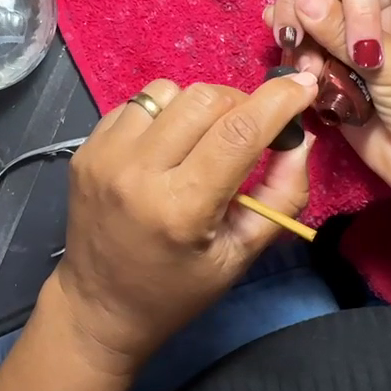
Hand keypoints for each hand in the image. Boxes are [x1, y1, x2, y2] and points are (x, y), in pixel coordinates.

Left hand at [52, 74, 319, 371]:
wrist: (99, 305)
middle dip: (239, 103)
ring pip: (168, 92)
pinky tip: (165, 147)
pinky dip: (162, 114)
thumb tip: (301, 136)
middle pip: (204, 98)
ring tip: (201, 140)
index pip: (238, 133)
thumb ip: (281, 195)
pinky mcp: (86, 148)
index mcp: (181, 208)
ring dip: (197, 107)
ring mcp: (105, 155)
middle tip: (249, 128)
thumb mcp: (240, 254)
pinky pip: (136, 104)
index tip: (303, 85)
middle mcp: (137, 172)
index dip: (278, 101)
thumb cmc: (178, 290)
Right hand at [267, 0, 390, 223]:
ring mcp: (355, 70)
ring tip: (300, 64)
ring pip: (314, 49)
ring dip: (302, 53)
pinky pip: (311, 83)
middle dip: (304, 20)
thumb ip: (344, 30)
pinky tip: (296, 78)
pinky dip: (302, 80)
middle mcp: (373, 37)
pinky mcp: (340, 102)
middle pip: (326, 16)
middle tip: (288, 32)